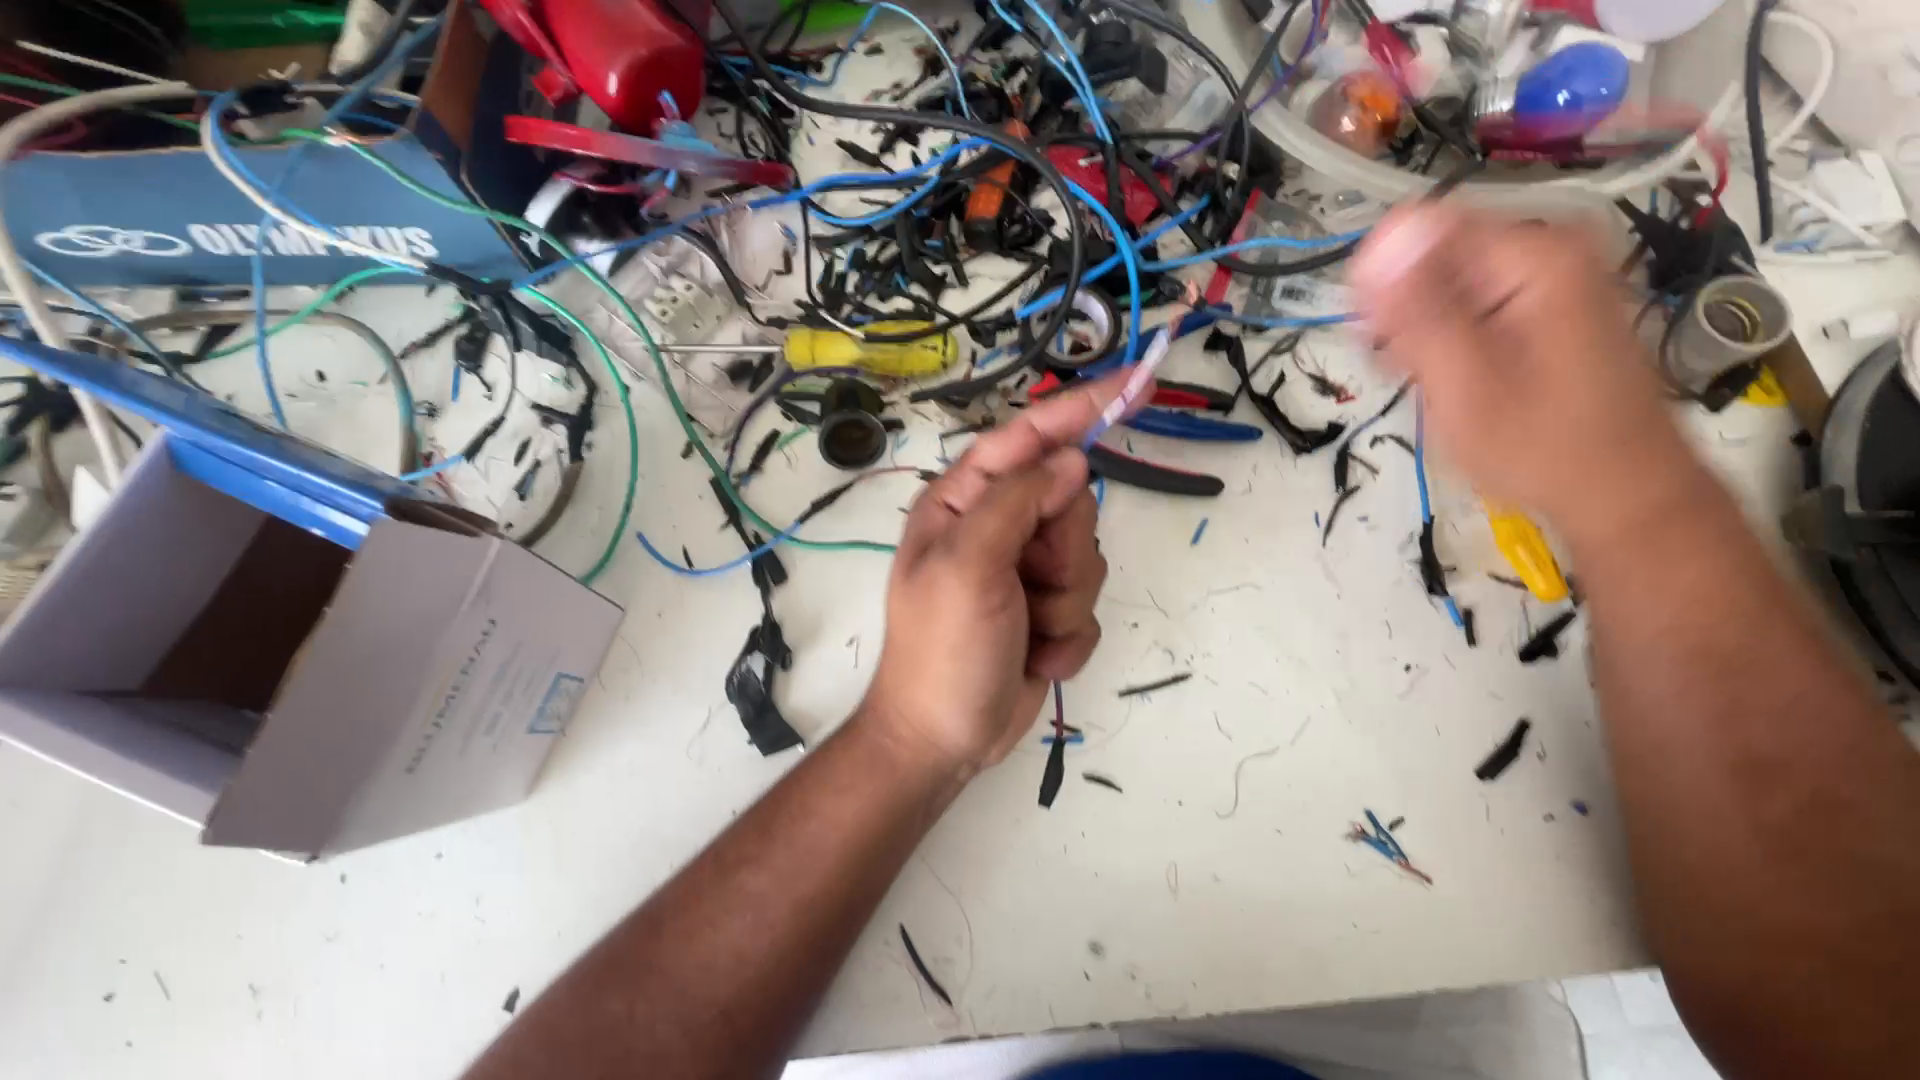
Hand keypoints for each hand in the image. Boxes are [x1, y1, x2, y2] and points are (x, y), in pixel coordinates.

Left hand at [856, 379, 1118, 778]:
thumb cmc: (941, 649)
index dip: (1080, 408)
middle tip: (1029, 585)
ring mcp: (1026, 571)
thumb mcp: (967, 566)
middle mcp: (998, 527)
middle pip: (1072, 501)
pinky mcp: (1049, 612)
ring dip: (1064, 604)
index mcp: (965, 502)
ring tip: (1025, 630)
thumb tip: (1070, 459)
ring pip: (1088, 557)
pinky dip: (1067, 638)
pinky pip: (1090, 607)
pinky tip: (1033, 657)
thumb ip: (1017, 502)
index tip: (1137, 383)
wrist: (943, 738)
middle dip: (1062, 552)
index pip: (1029, 438)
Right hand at [1348, 203, 1710, 549]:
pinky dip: (1449, 337)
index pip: (1420, 230)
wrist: (1623, 492)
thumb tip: (1381, 238)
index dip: (1383, 283)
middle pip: (1434, 255)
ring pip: (1447, 282)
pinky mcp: (1548, 304)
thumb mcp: (1465, 383)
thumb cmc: (1541, 447)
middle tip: (1409, 370)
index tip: (1380, 339)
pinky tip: (1453, 376)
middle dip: (1405, 311)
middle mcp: (1550, 251)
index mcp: (1534, 257)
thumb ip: (1420, 310)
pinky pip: (1473, 302)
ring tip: (1435, 380)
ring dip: (1422, 329)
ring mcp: (1553, 277)